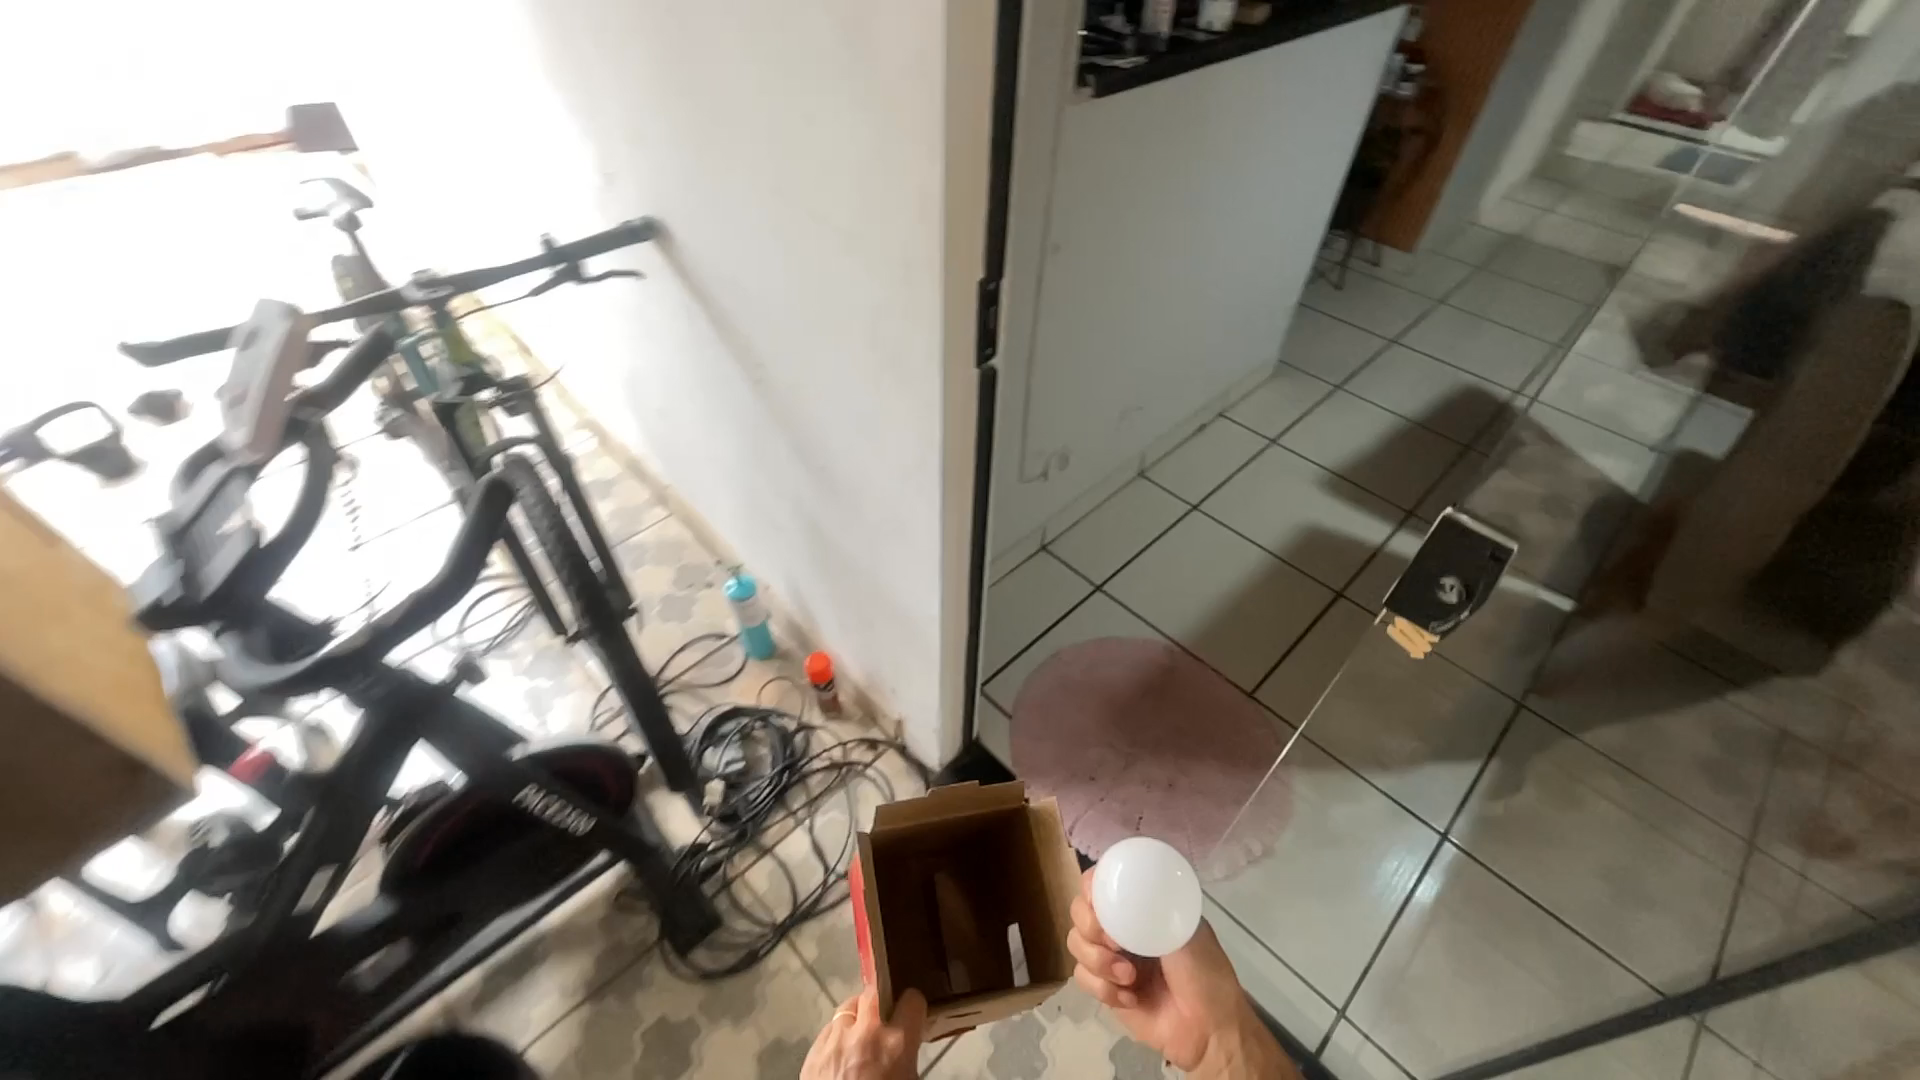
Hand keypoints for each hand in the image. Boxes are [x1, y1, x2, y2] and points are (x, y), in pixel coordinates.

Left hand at [800, 987, 925, 1079]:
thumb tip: (908, 1043)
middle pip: (873, 992)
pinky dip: (836, 1038)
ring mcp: (835, 1041)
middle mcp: (865, 1032)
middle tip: (883, 1020)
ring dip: (856, 1019)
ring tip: (859, 1038)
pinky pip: (828, 1031)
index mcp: (896, 1043)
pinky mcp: (812, 1054)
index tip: (912, 1015)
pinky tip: (840, 1056)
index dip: (913, 1007)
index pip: (912, 999)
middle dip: (880, 1002)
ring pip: (847, 1008)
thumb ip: (908, 1056)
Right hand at [1068, 868, 1292, 1077]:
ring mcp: (1110, 957)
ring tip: (1128, 977)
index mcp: (1140, 906)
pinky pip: (1081, 977)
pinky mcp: (1105, 988)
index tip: (1102, 906)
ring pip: (1075, 943)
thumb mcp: (1186, 929)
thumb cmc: (1205, 973)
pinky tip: (1129, 998)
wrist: (1209, 1031)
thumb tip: (1124, 888)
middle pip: (1078, 911)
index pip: (1100, 882)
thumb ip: (1153, 906)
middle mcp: (1121, 927)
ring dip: (1097, 960)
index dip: (1091, 889)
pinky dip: (1102, 988)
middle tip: (1115, 944)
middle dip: (1090, 927)